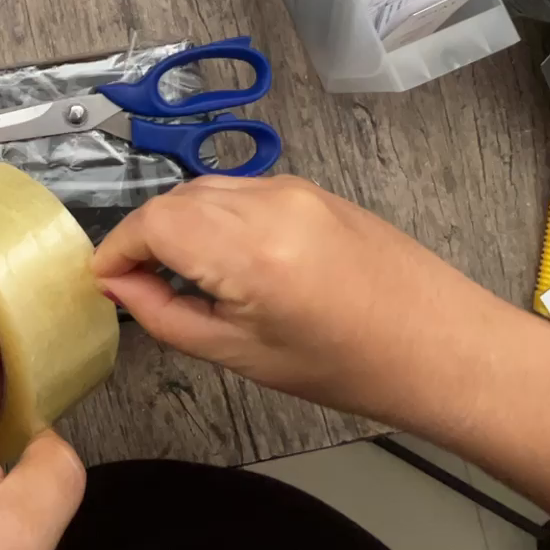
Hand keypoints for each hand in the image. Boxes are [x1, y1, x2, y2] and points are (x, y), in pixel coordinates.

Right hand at [92, 174, 542, 431]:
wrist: (445, 345)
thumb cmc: (348, 365)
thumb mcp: (242, 355)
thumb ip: (166, 315)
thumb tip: (119, 287)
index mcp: (250, 251)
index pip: (151, 225)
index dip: (117, 250)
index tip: (104, 280)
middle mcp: (265, 202)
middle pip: (170, 201)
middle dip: (141, 236)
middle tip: (133, 280)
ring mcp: (288, 186)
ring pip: (199, 189)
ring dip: (173, 221)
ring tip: (174, 268)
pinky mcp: (304, 184)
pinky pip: (233, 188)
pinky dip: (208, 212)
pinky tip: (217, 251)